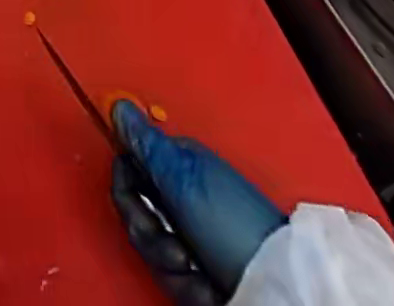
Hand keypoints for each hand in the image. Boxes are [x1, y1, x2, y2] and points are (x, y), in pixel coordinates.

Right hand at [110, 98, 285, 299]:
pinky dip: (186, 287)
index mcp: (176, 163)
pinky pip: (171, 274)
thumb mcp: (183, 180)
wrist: (275, 284)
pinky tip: (207, 289)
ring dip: (170, 268)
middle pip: (137, 212)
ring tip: (199, 275)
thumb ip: (145, 143)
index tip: (144, 214)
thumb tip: (119, 105)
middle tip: (179, 252)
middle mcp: (180, 193)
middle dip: (151, 238)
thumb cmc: (230, 226)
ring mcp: (189, 229)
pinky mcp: (198, 264)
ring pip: (151, 246)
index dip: (128, 195)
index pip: (127, 170)